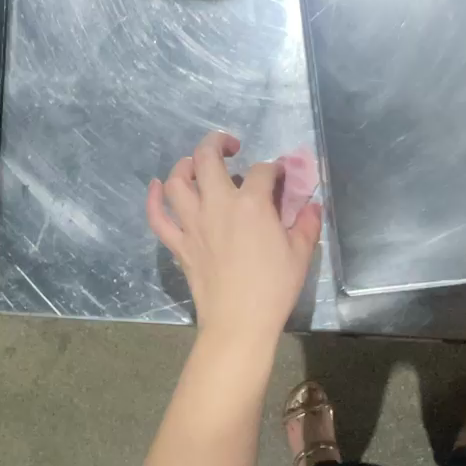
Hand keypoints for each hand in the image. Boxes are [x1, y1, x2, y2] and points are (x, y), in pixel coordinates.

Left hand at [146, 132, 321, 348]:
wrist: (239, 322)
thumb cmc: (274, 288)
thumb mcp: (300, 253)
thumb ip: (307, 223)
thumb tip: (312, 205)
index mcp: (251, 203)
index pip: (263, 171)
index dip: (274, 169)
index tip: (279, 178)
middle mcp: (217, 204)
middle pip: (207, 157)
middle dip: (218, 143)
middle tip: (231, 148)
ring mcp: (192, 223)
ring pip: (176, 180)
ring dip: (185, 166)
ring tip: (196, 166)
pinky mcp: (178, 243)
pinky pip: (158, 216)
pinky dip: (154, 198)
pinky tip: (157, 187)